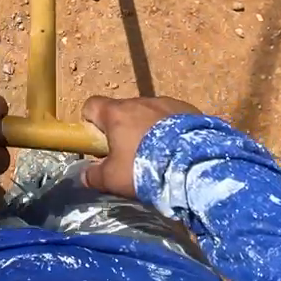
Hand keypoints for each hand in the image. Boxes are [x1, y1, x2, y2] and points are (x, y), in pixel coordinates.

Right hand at [81, 95, 202, 197]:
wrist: (197, 166)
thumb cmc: (147, 169)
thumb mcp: (114, 179)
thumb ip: (95, 176)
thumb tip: (83, 176)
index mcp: (116, 113)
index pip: (92, 105)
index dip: (92, 122)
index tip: (100, 142)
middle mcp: (139, 101)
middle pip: (123, 110)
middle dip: (124, 129)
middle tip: (132, 156)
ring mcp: (166, 103)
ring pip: (149, 114)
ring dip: (149, 129)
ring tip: (161, 155)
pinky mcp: (189, 110)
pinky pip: (173, 117)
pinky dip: (171, 130)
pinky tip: (180, 151)